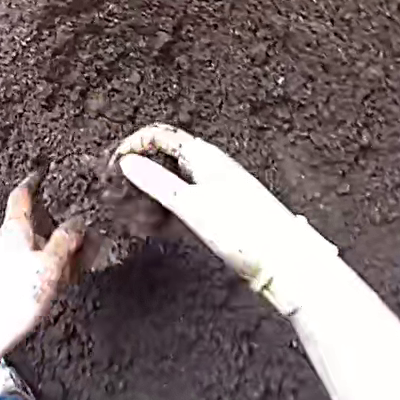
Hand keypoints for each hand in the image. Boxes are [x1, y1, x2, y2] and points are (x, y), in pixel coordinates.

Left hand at [0, 174, 85, 359]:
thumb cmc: (10, 301)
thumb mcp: (50, 268)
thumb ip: (65, 242)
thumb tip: (76, 222)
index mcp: (13, 230)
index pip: (22, 195)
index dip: (32, 182)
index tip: (39, 174)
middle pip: (23, 227)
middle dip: (43, 231)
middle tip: (64, 244)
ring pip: (16, 250)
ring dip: (35, 256)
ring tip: (54, 277)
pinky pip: (8, 270)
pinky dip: (23, 273)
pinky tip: (32, 294)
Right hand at [114, 123, 338, 316]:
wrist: (286, 264)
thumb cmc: (244, 231)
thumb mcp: (192, 206)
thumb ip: (157, 183)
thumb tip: (127, 162)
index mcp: (204, 156)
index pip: (160, 135)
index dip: (134, 145)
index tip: (114, 165)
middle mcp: (210, 166)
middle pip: (166, 154)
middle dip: (139, 164)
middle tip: (117, 184)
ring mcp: (215, 187)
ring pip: (173, 177)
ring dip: (150, 186)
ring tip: (130, 205)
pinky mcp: (219, 210)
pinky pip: (184, 198)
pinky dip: (165, 205)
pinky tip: (156, 222)